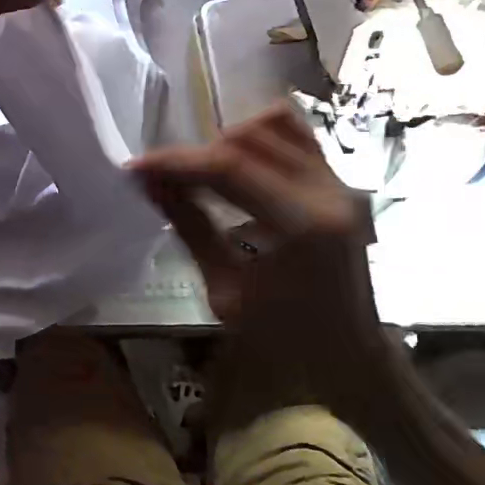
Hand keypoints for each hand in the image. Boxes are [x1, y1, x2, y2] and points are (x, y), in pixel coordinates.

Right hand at [128, 106, 395, 414]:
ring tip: (200, 173)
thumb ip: (192, 229)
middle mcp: (329, 191)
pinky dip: (260, 140)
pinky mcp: (340, 184)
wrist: (347, 357)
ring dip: (228, 142)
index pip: (230, 167)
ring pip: (276, 126)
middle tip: (163, 177)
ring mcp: (340, 183)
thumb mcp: (227, 292)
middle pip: (250, 139)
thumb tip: (152, 185)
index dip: (178, 161)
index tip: (137, 168)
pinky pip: (297, 137)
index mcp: (303, 225)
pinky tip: (236, 166)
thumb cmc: (284, 342)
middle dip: (197, 153)